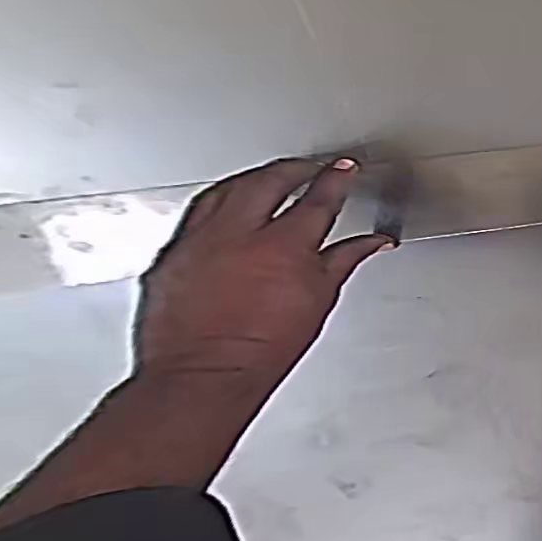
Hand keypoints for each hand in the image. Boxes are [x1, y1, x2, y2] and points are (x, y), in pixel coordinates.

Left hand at [134, 158, 393, 394]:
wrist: (206, 374)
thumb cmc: (263, 346)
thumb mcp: (320, 297)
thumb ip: (345, 258)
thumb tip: (372, 242)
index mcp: (284, 246)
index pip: (319, 198)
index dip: (336, 178)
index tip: (343, 167)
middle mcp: (238, 236)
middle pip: (269, 181)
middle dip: (294, 168)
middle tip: (310, 166)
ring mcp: (198, 243)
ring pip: (226, 190)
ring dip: (253, 178)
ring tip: (269, 175)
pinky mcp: (170, 256)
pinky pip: (195, 214)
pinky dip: (219, 201)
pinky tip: (226, 203)